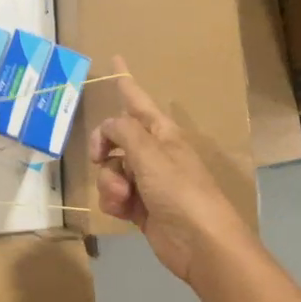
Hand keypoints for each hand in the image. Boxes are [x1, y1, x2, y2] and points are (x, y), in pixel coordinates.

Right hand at [89, 58, 252, 283]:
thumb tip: (109, 128)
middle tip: (100, 156)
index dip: (126, 82)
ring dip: (109, 181)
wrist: (200, 243)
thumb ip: (124, 132)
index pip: (138, 101)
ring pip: (112, 169)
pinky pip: (115, 195)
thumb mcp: (150, 154)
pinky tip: (123, 211)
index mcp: (162, 133)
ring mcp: (147, 181)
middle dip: (105, 147)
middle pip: (117, 138)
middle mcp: (154, 152)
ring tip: (123, 197)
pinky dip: (114, 201)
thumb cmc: (180, 190)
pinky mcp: (141, 208)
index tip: (116, 58)